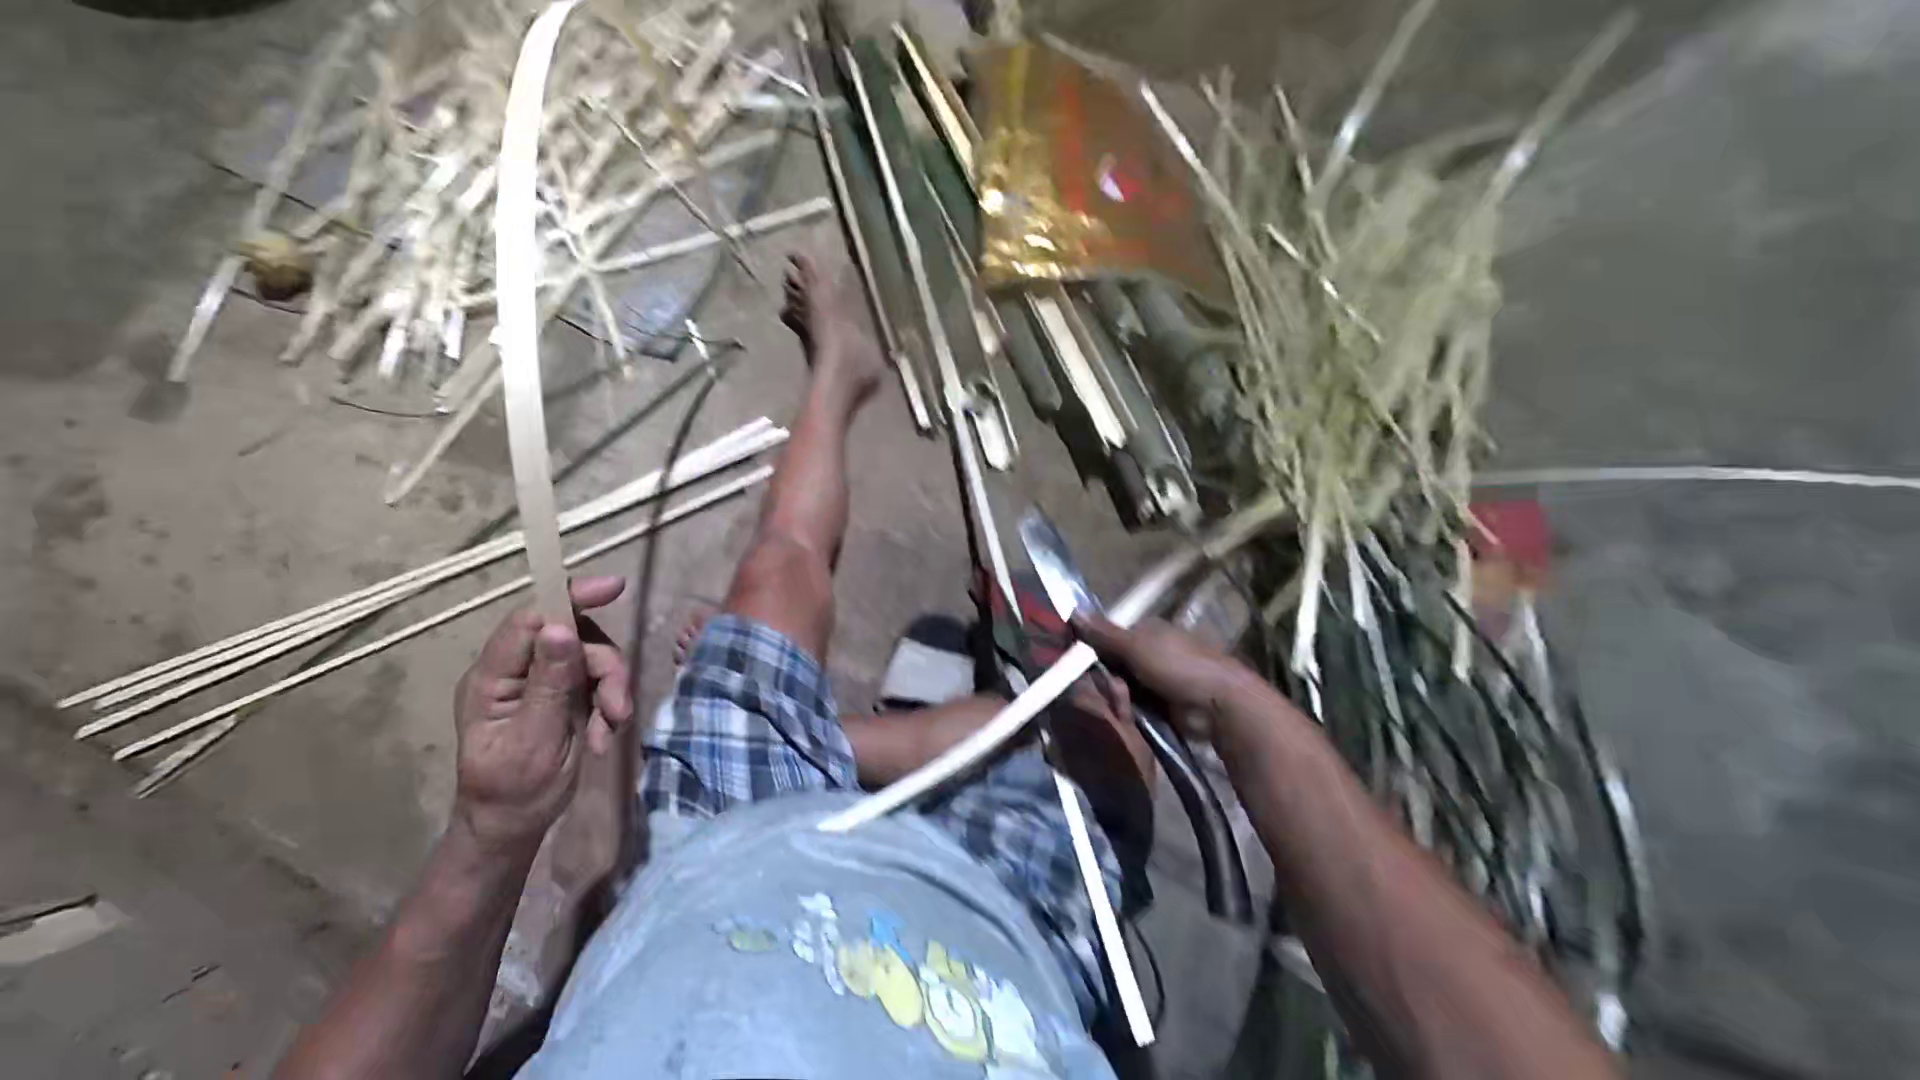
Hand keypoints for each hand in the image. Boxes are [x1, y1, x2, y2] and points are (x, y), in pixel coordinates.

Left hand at [451, 577, 632, 853]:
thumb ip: (549, 683)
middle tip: (619, 706)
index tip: (614, 588)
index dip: (570, 596)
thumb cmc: (512, 789)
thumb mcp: (534, 737)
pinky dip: (610, 705)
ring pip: (593, 659)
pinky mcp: (566, 694)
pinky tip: (605, 735)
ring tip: (611, 728)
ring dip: (611, 691)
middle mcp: (518, 670)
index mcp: (492, 676)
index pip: (531, 619)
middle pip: (574, 638)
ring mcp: (544, 681)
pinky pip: (600, 682)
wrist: (514, 828)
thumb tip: (561, 629)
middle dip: (604, 668)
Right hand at [1071, 615, 1250, 730]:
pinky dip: (1131, 711)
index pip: (1111, 635)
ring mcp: (1160, 679)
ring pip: (1122, 687)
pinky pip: (1136, 705)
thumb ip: (1104, 633)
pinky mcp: (1164, 705)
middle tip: (1109, 690)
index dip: (1095, 648)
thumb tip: (1073, 609)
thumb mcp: (1136, 645)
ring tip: (1122, 707)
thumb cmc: (1178, 665)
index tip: (1081, 664)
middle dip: (1108, 678)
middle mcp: (1154, 651)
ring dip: (1119, 697)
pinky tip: (1129, 717)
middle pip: (1114, 663)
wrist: (1219, 705)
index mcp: (1150, 630)